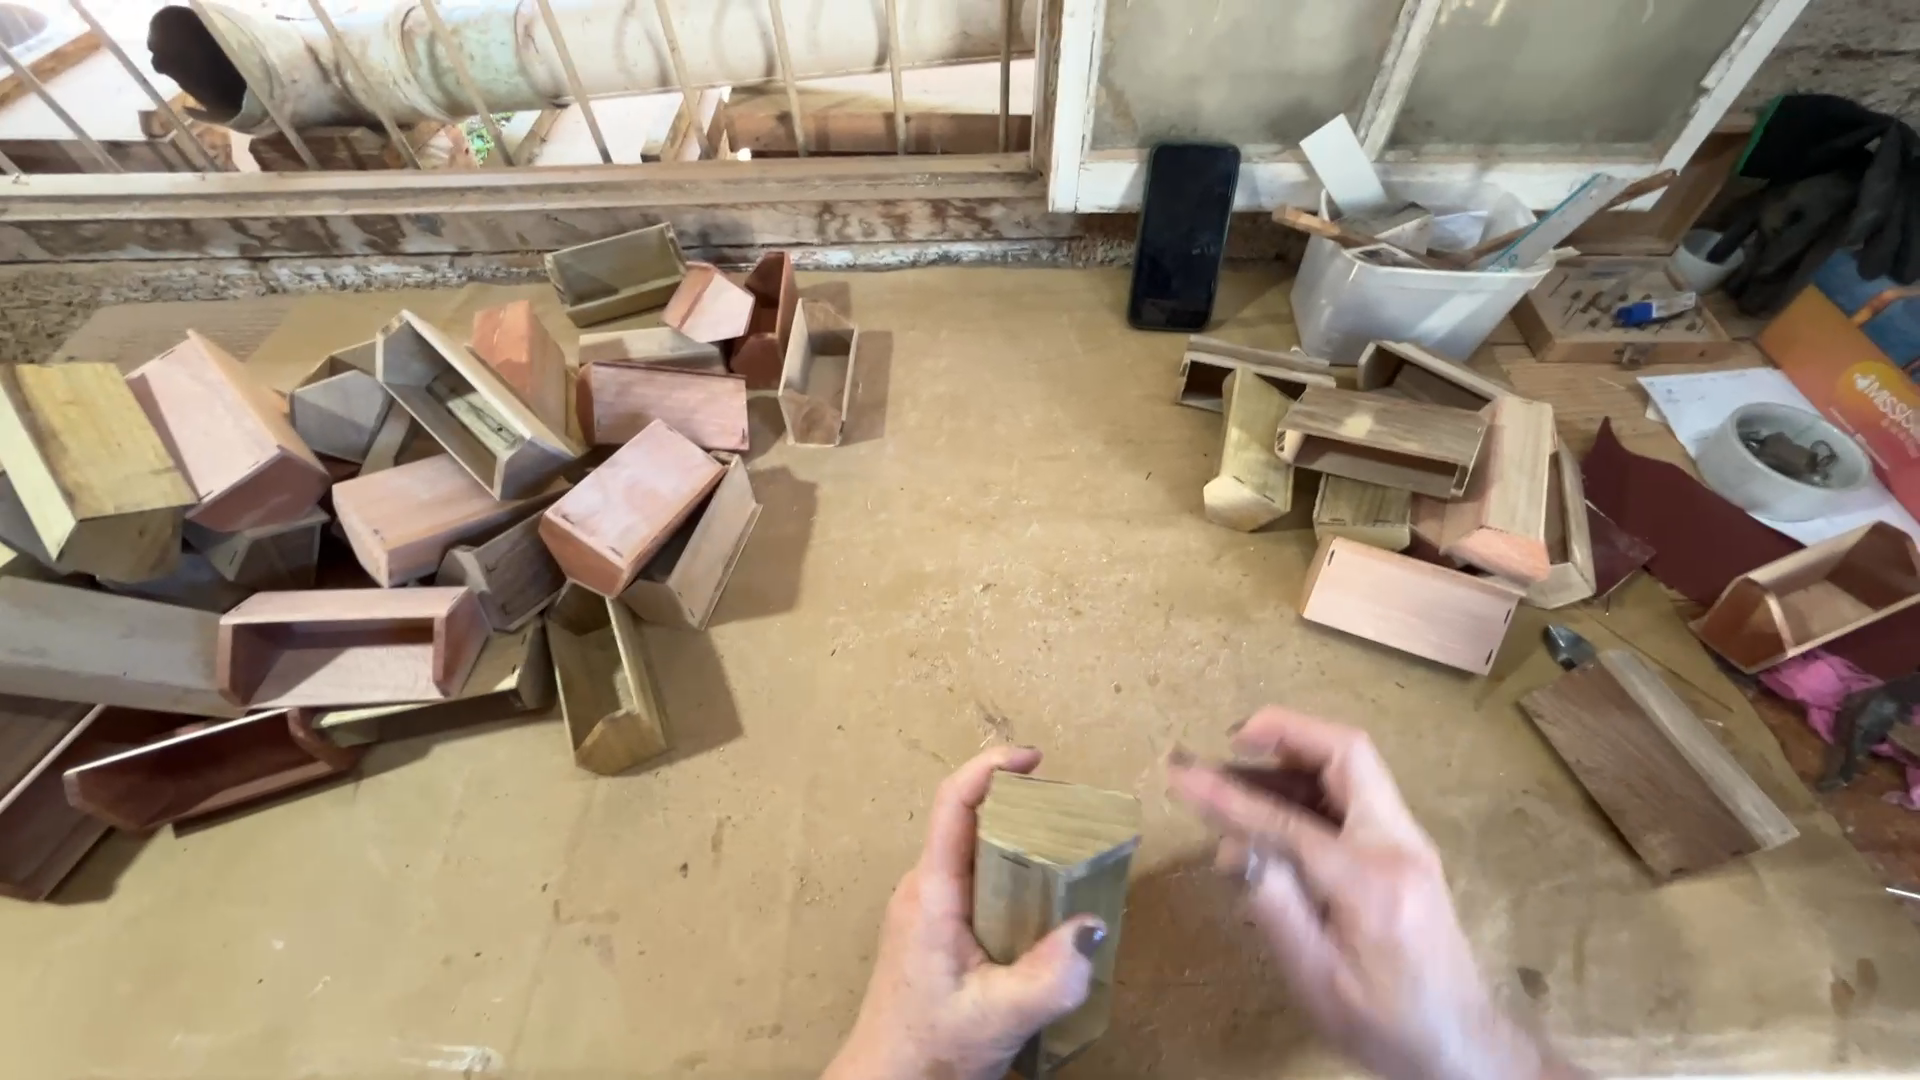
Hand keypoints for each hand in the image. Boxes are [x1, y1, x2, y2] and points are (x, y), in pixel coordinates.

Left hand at [824, 745, 1106, 1079]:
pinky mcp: (935, 922)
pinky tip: (1041, 898)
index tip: (1033, 758)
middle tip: (1068, 813)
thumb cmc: (929, 1049)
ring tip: (1065, 851)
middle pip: (969, 818)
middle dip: (1017, 802)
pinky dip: (1010, 869)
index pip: (954, 803)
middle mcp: (925, 884)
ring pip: (974, 848)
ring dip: (1016, 837)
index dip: (991, 768)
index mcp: (932, 889)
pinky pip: (975, 875)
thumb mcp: (998, 1018)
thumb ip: (1049, 978)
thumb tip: (1093, 925)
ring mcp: (927, 902)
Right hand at [1168, 708, 1580, 1079]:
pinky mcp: (1403, 847)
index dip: (1228, 796)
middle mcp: (1398, 845)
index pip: (1286, 822)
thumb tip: (1232, 845)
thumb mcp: (1317, 979)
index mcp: (1372, 883)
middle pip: (1347, 752)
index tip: (1182, 775)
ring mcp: (1407, 841)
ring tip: (1240, 771)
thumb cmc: (1385, 1024)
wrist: (1466, 1051)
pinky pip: (1352, 792)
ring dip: (1293, 755)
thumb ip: (1273, 904)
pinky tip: (1272, 806)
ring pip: (1351, 764)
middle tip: (1234, 738)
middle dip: (1286, 731)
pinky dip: (1308, 782)